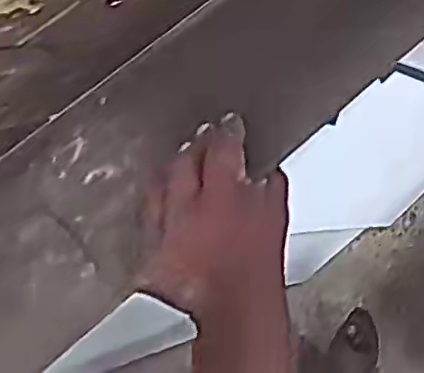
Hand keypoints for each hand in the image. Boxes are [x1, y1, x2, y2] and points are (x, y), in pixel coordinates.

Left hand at [138, 114, 288, 320]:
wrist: (234, 301)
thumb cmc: (257, 259)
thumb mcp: (276, 209)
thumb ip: (269, 182)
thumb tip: (264, 168)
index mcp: (222, 192)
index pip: (222, 146)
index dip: (226, 129)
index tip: (229, 122)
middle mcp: (188, 208)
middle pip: (184, 160)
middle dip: (196, 144)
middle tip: (204, 135)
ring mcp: (164, 231)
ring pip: (157, 186)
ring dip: (170, 169)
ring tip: (179, 160)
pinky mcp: (149, 252)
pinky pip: (147, 217)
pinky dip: (156, 202)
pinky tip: (163, 196)